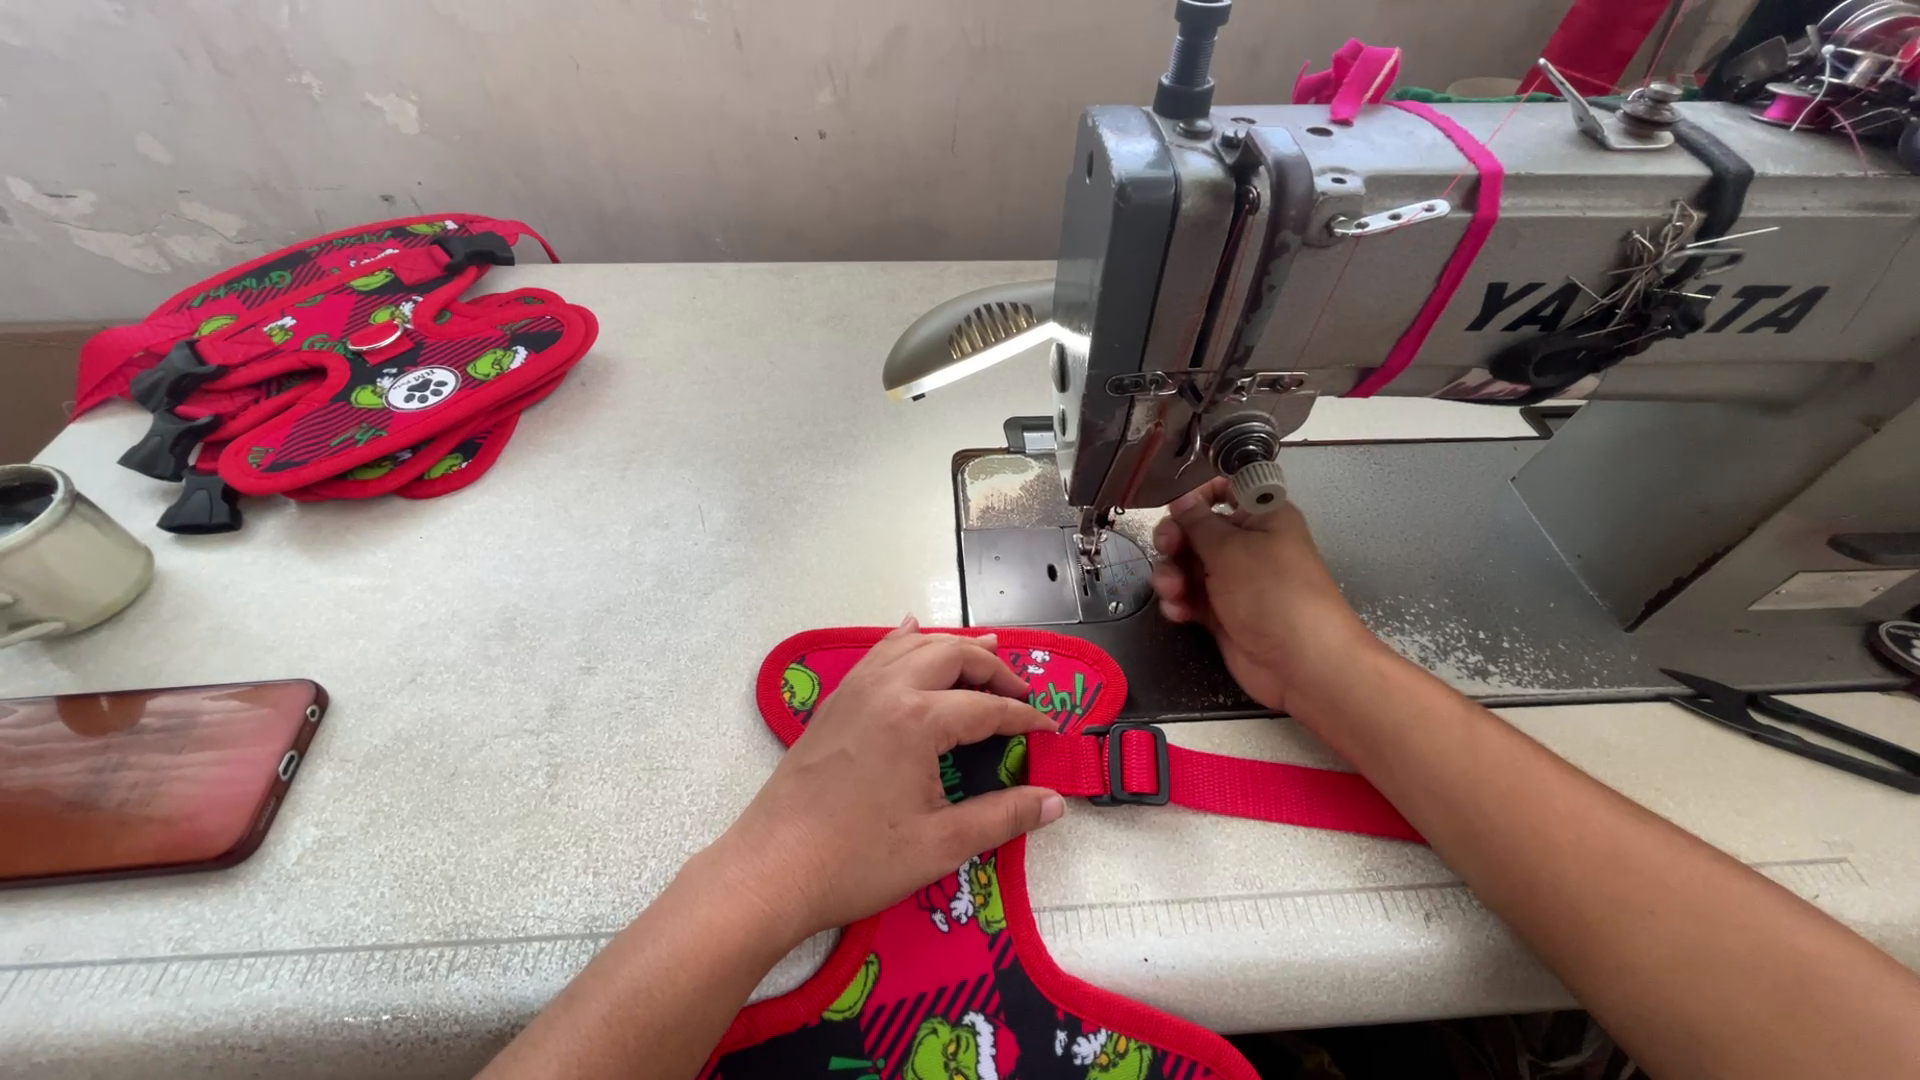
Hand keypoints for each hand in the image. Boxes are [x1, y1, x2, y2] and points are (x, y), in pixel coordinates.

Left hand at [701, 620, 1064, 945]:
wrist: (771, 869)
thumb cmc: (857, 860)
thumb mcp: (942, 845)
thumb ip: (1004, 817)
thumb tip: (1054, 801)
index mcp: (919, 718)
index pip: (988, 706)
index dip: (1025, 717)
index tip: (1050, 730)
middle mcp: (889, 688)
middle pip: (954, 656)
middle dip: (995, 668)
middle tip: (1021, 692)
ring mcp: (856, 689)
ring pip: (914, 645)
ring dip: (953, 646)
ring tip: (986, 649)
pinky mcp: (834, 701)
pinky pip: (877, 653)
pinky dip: (903, 640)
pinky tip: (910, 633)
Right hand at [1150, 477, 1380, 712]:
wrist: (1300, 662)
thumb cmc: (1272, 593)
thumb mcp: (1230, 549)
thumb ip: (1197, 522)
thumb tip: (1181, 498)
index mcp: (1261, 517)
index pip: (1227, 490)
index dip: (1199, 494)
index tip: (1177, 507)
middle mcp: (1247, 544)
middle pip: (1196, 530)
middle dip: (1176, 540)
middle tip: (1168, 549)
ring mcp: (1232, 580)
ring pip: (1186, 565)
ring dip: (1172, 575)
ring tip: (1174, 591)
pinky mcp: (1219, 612)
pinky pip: (1189, 597)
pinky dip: (1179, 601)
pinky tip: (1179, 611)